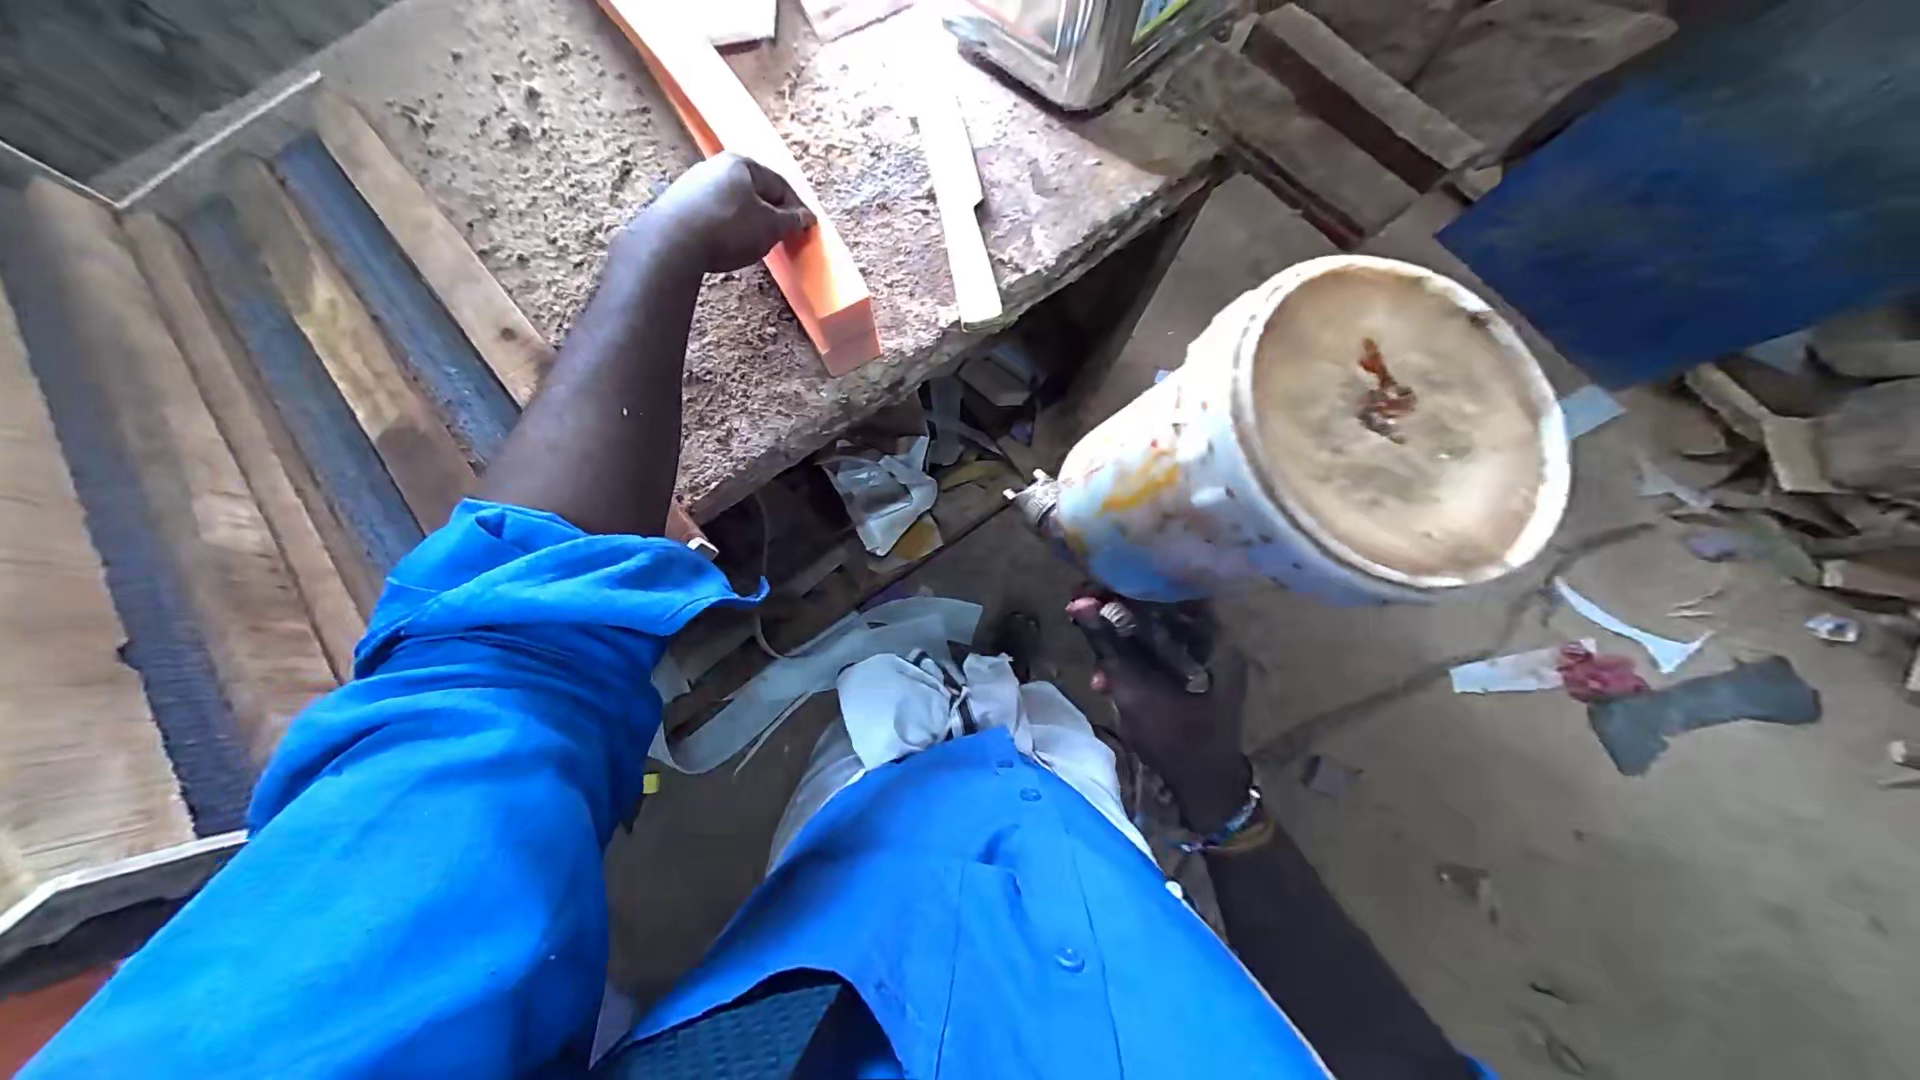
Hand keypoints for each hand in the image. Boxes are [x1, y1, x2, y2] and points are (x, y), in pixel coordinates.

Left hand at [617, 152, 815, 273]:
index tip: (807, 227)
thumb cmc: (729, 228)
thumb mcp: (769, 227)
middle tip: (783, 235)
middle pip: (754, 190)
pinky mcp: (679, 202)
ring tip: (756, 242)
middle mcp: (716, 164)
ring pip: (733, 201)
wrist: (673, 241)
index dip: (796, 208)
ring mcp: (694, 182)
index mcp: (742, 163)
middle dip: (771, 212)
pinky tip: (729, 242)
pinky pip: (714, 211)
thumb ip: (790, 221)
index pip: (780, 184)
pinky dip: (728, 225)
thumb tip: (807, 217)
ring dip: (749, 219)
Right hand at [1067, 597, 1251, 833]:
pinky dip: (1129, 661)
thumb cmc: (1176, 738)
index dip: (1123, 587)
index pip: (1165, 592)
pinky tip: (1106, 678)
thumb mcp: (1134, 689)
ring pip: (1151, 634)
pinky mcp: (1190, 678)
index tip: (1089, 589)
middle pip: (1156, 611)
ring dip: (1117, 641)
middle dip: (1113, 614)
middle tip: (1080, 609)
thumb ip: (1107, 643)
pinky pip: (1154, 656)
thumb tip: (1078, 602)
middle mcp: (1214, 640)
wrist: (1204, 791)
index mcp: (1214, 635)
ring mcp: (1203, 660)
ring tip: (1092, 655)